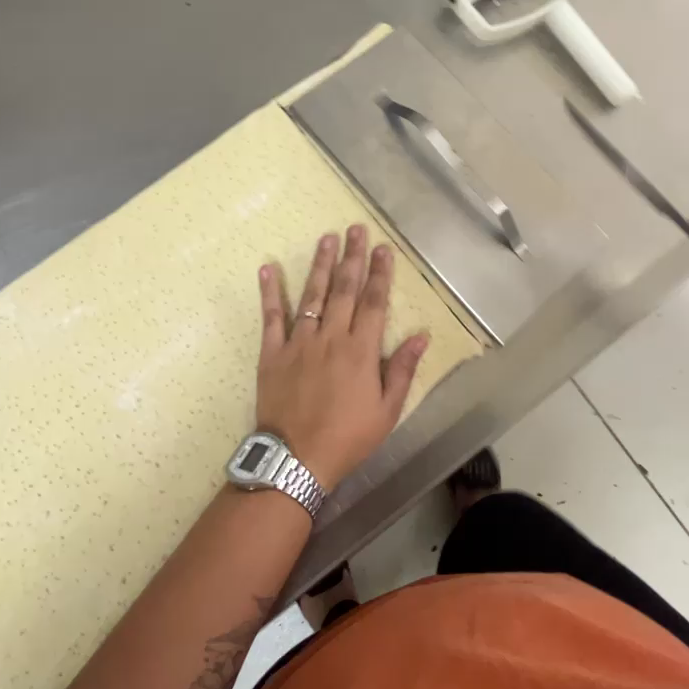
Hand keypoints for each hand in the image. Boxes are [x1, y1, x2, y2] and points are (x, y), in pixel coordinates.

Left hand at [255, 225, 428, 486]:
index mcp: (361, 350)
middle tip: (356, 229)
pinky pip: (271, 317)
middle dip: (352, 257)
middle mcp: (331, 337)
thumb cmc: (348, 437)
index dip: (380, 273)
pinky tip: (268, 268)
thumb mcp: (387, 410)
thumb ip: (402, 369)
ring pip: (312, 295)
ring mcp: (299, 342)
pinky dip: (270, 292)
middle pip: (344, 289)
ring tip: (326, 238)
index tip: (384, 248)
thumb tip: (421, 336)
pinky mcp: (272, 353)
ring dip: (320, 264)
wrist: (296, 459)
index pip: (374, 302)